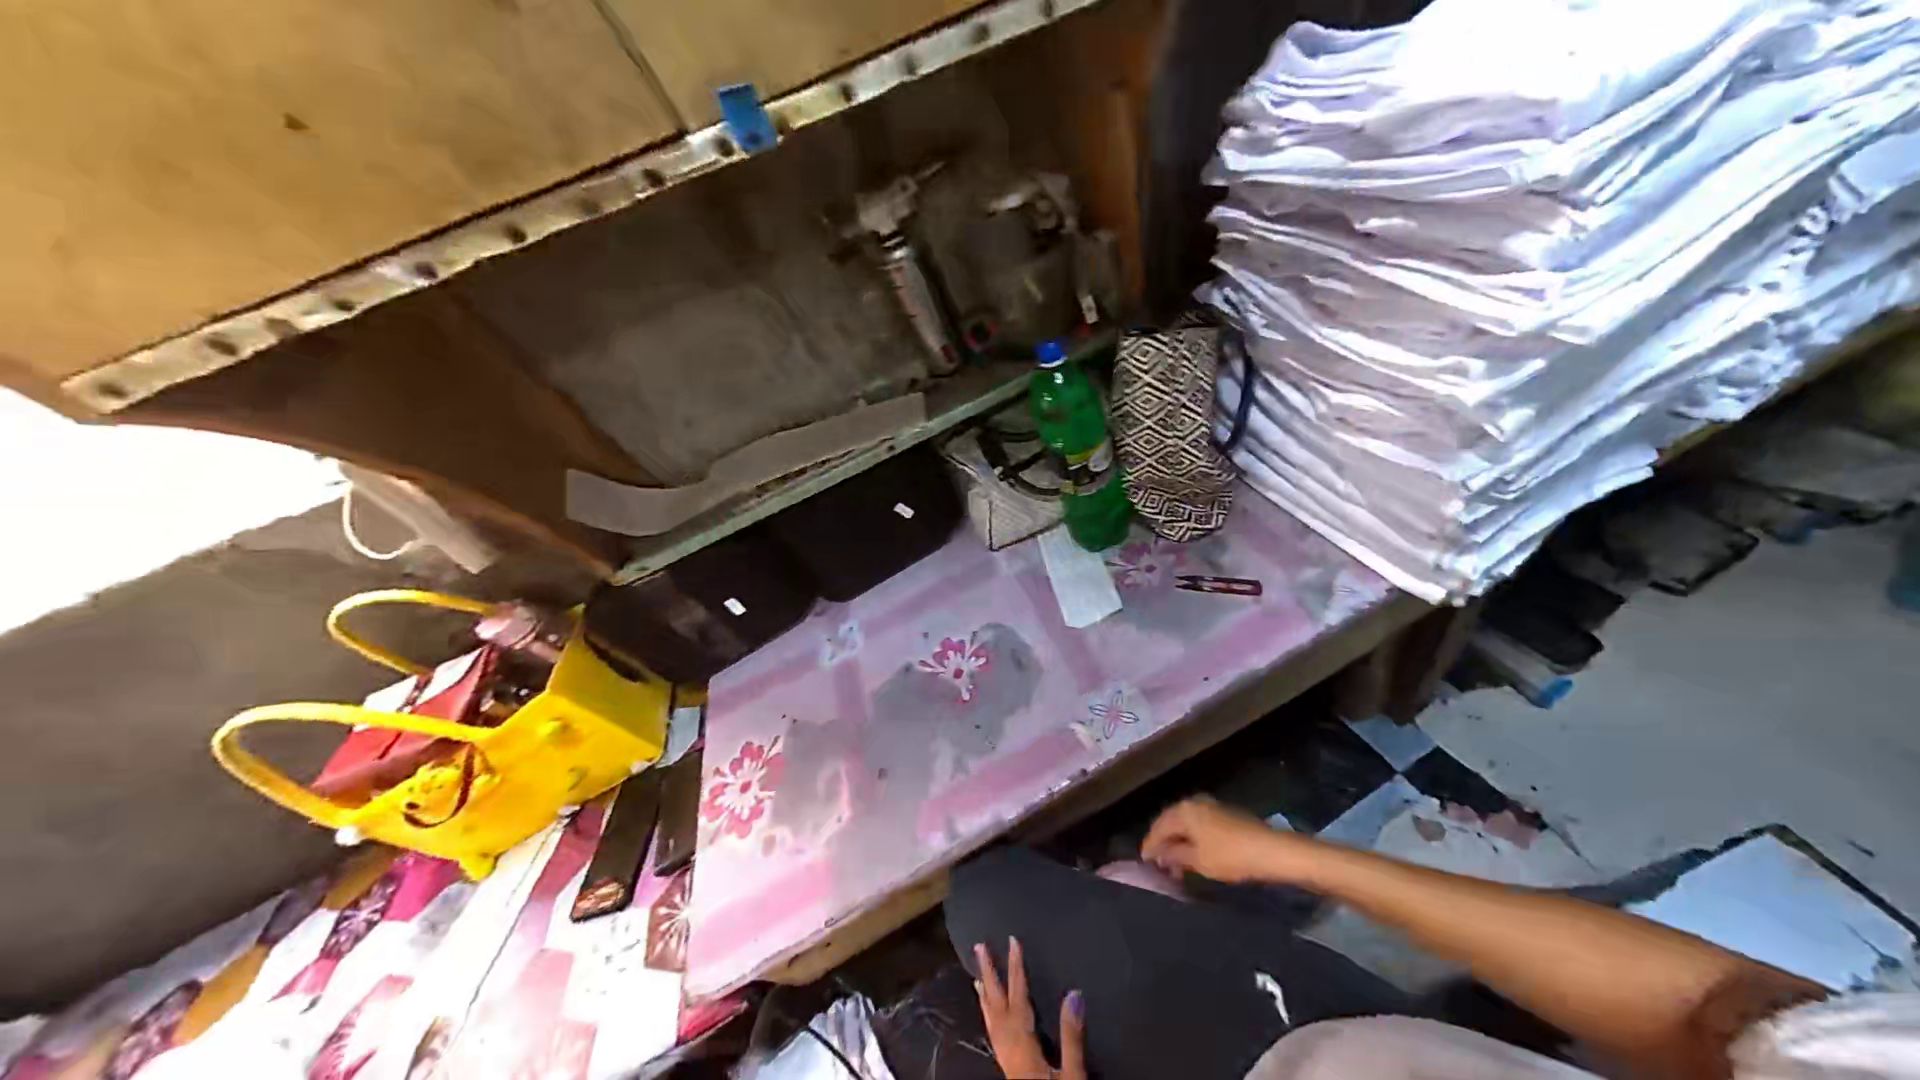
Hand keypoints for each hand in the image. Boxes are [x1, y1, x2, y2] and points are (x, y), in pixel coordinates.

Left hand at [973, 938, 1085, 1079]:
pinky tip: (989, 1012)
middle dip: (990, 973)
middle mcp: (1008, 1048)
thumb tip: (1073, 992)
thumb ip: (1071, 1035)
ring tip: (977, 973)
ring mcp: (1005, 1060)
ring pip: (990, 1018)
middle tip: (978, 946)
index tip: (1012, 940)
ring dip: (985, 992)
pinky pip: (992, 1031)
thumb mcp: (1073, 1075)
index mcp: (1023, 1044)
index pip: (1018, 997)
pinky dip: (988, 1014)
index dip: (1016, 967)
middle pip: (996, 1004)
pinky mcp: (1008, 1069)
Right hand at [1141, 795, 1303, 884]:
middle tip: (1161, 866)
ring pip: (1186, 824)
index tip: (1145, 863)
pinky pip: (1199, 824)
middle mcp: (1194, 802)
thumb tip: (1159, 854)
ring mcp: (1211, 806)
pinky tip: (1195, 854)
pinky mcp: (1225, 814)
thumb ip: (1174, 855)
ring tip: (1178, 864)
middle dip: (1164, 843)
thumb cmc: (1230, 856)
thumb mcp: (1198, 861)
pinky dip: (1193, 838)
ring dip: (1179, 842)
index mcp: (1183, 810)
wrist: (1271, 851)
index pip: (1158, 828)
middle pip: (1171, 823)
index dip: (1150, 846)